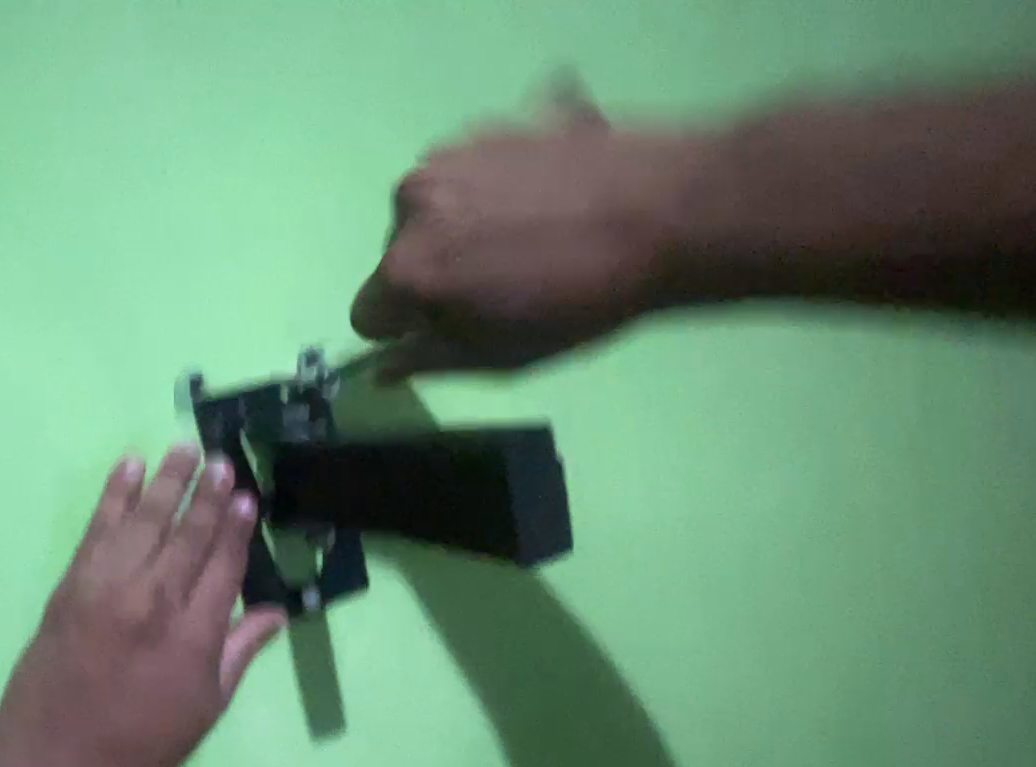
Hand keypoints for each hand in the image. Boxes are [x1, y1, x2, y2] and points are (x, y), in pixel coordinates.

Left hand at [0, 446, 286, 766]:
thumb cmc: (142, 746)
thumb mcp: (205, 707)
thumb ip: (240, 651)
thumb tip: (276, 612)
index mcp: (195, 634)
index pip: (224, 564)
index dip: (238, 528)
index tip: (248, 497)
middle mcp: (155, 600)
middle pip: (188, 534)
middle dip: (208, 495)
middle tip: (222, 460)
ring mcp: (108, 589)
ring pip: (145, 522)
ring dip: (166, 482)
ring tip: (184, 450)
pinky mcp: (70, 587)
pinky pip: (97, 530)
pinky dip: (113, 496)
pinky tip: (128, 468)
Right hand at [352, 96, 707, 378]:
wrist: (667, 211)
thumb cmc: (573, 302)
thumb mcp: (496, 356)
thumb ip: (426, 363)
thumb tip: (382, 371)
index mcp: (405, 267)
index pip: (368, 314)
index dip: (406, 329)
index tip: (452, 326)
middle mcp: (410, 203)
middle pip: (399, 258)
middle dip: (433, 275)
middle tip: (498, 283)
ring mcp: (450, 155)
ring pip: (430, 213)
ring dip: (457, 231)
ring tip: (523, 238)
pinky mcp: (489, 125)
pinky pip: (466, 176)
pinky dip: (487, 194)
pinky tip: (540, 203)